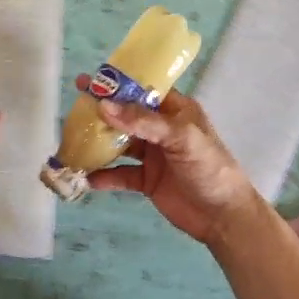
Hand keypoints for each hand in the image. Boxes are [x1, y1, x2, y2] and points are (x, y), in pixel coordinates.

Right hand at [76, 75, 262, 246]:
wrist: (224, 217)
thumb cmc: (209, 167)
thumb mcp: (180, 137)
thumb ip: (143, 121)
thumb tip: (104, 106)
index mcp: (174, 110)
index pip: (142, 89)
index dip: (116, 84)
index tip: (89, 81)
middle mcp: (161, 129)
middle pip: (125, 115)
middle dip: (101, 112)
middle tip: (74, 107)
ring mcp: (153, 155)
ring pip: (119, 144)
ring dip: (99, 144)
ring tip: (73, 142)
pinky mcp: (147, 181)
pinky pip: (120, 174)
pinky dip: (104, 176)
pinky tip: (88, 179)